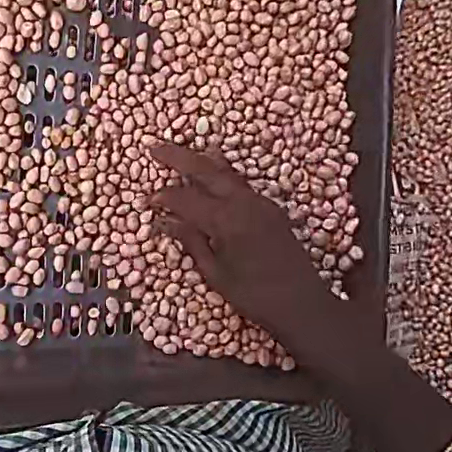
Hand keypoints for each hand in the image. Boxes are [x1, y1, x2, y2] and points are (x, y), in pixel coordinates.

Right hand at [149, 143, 341, 353]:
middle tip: (154, 147)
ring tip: (182, 153)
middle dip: (178, 157)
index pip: (185, 199)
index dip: (163, 198)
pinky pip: (240, 184)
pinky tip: (213, 176)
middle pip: (206, 170)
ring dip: (202, 161)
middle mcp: (244, 203)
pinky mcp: (271, 209)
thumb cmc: (255, 296)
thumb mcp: (215, 273)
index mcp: (226, 220)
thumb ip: (191, 241)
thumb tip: (165, 222)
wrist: (303, 304)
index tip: (147, 200)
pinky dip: (221, 176)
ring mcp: (261, 203)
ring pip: (226, 173)